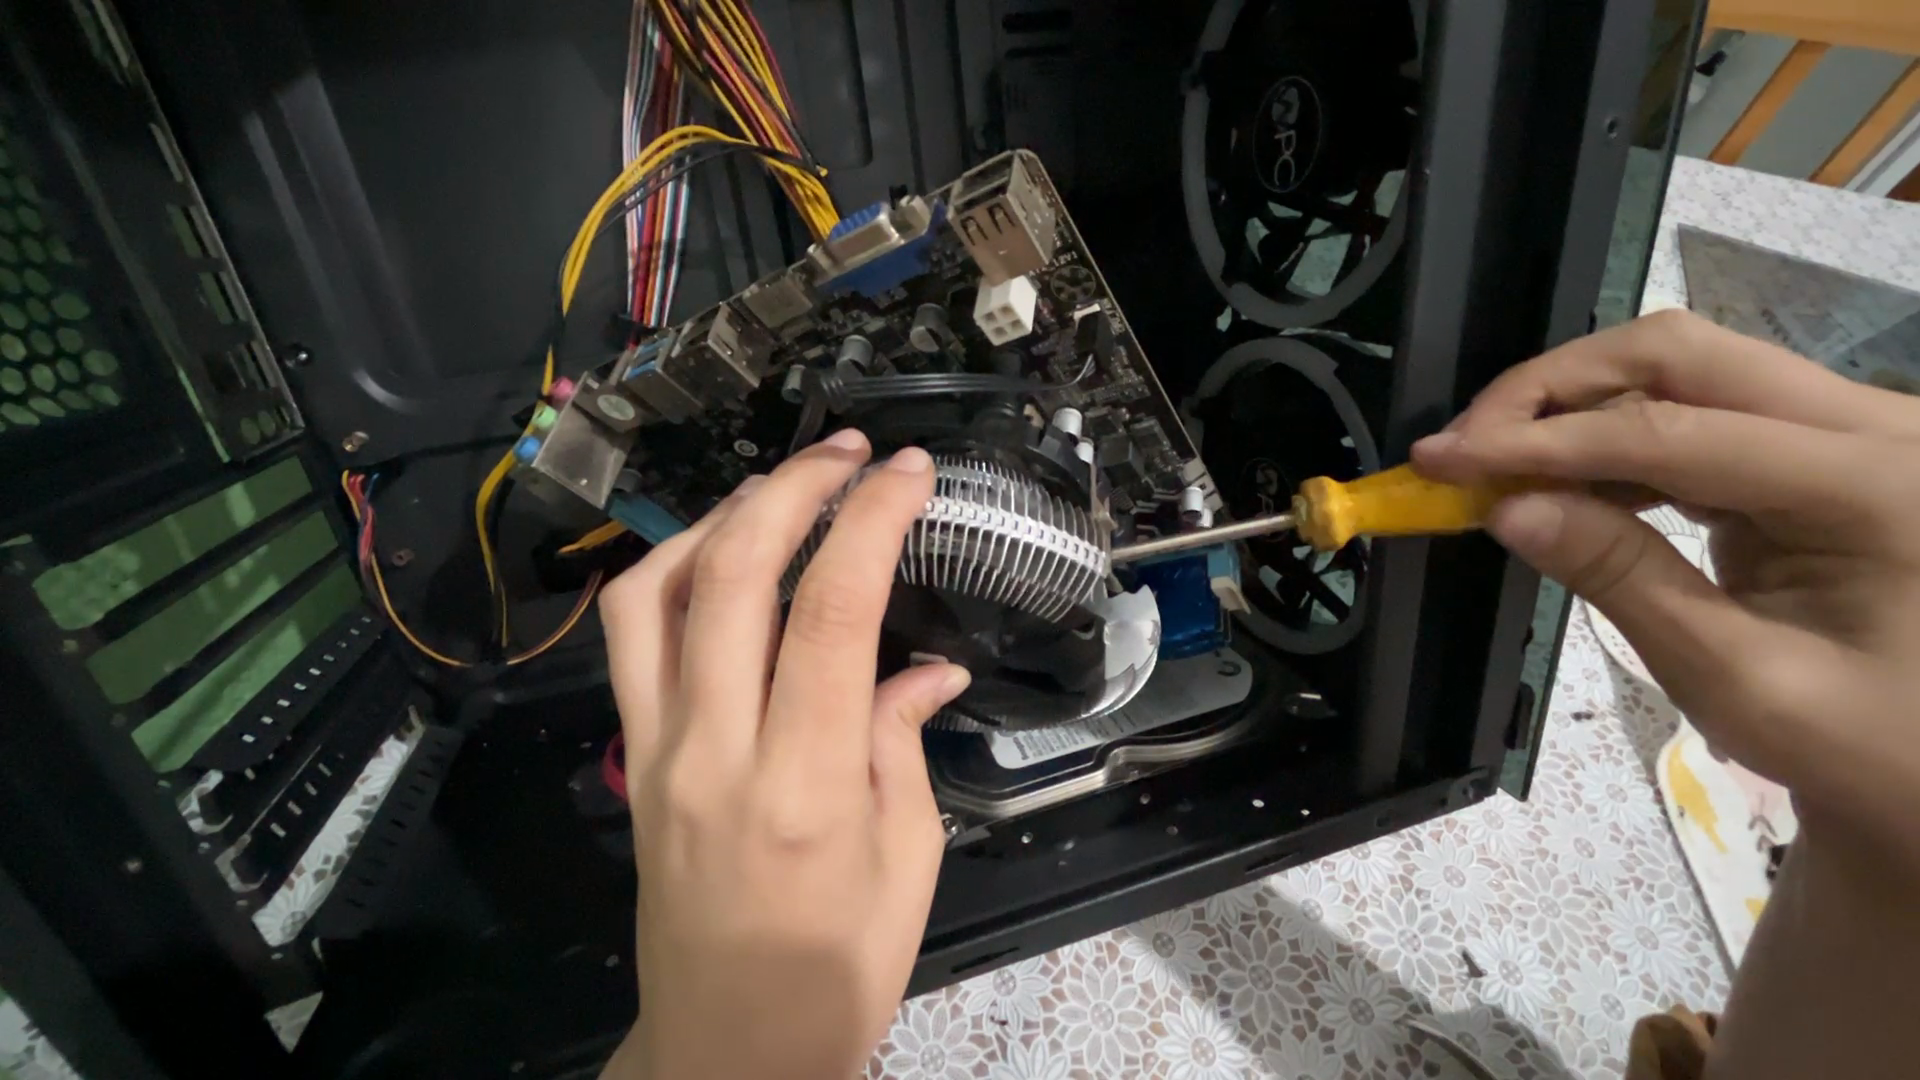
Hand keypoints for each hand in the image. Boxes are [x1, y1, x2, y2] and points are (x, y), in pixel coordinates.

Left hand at [596, 431, 969, 1079]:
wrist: (723, 1049)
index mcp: (804, 785)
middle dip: (797, 489)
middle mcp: (715, 751)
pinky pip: (631, 638)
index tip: (908, 473)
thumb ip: (902, 744)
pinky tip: (720, 551)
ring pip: (660, 592)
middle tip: (850, 451)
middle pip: (737, 577)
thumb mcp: (907, 862)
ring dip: (724, 516)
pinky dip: (672, 569)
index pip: (832, 613)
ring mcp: (658, 749)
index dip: (872, 522)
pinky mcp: (633, 756)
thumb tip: (927, 669)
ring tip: (785, 486)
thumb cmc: (836, 970)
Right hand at [1412, 310, 1919, 882]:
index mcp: (1880, 487)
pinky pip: (1685, 409)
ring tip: (1492, 462)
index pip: (1671, 430)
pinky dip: (1599, 435)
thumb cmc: (1868, 744)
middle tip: (1465, 445)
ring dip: (1567, 404)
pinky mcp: (1808, 447)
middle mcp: (1875, 427)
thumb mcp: (1738, 677)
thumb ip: (1621, 579)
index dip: (1539, 441)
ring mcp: (1847, 428)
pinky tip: (1556, 479)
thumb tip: (1505, 509)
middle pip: (1677, 354)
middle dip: (1549, 390)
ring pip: (1676, 366)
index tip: (1437, 458)